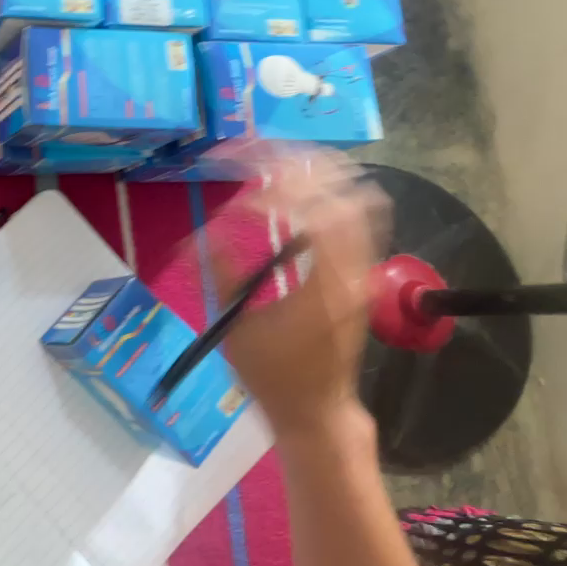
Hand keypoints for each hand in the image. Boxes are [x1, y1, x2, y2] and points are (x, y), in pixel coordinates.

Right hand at [217, 152, 387, 440]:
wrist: (317, 410)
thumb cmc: (274, 374)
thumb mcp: (238, 326)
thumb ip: (224, 274)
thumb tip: (202, 235)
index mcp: (328, 285)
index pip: (317, 214)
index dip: (277, 195)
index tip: (236, 203)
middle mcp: (357, 270)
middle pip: (348, 193)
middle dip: (301, 167)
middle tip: (258, 156)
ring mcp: (365, 271)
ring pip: (361, 200)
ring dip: (320, 176)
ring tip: (277, 163)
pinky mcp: (361, 274)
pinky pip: (359, 218)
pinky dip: (329, 195)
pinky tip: (296, 194)